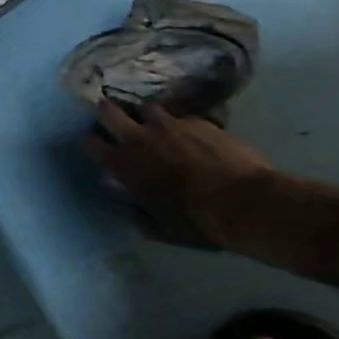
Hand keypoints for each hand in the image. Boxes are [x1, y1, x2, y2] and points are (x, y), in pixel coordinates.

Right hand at [85, 100, 274, 248]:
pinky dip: (182, 126)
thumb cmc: (199, 222)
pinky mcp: (198, 120)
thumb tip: (131, 214)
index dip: (90, 142)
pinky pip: (182, 118)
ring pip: (147, 108)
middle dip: (106, 111)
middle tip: (111, 116)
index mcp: (125, 165)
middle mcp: (140, 138)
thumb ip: (142, 217)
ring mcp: (169, 124)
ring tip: (157, 127)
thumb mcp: (164, 230)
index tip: (93, 144)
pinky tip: (195, 138)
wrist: (247, 202)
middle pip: (108, 111)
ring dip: (148, 117)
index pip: (91, 143)